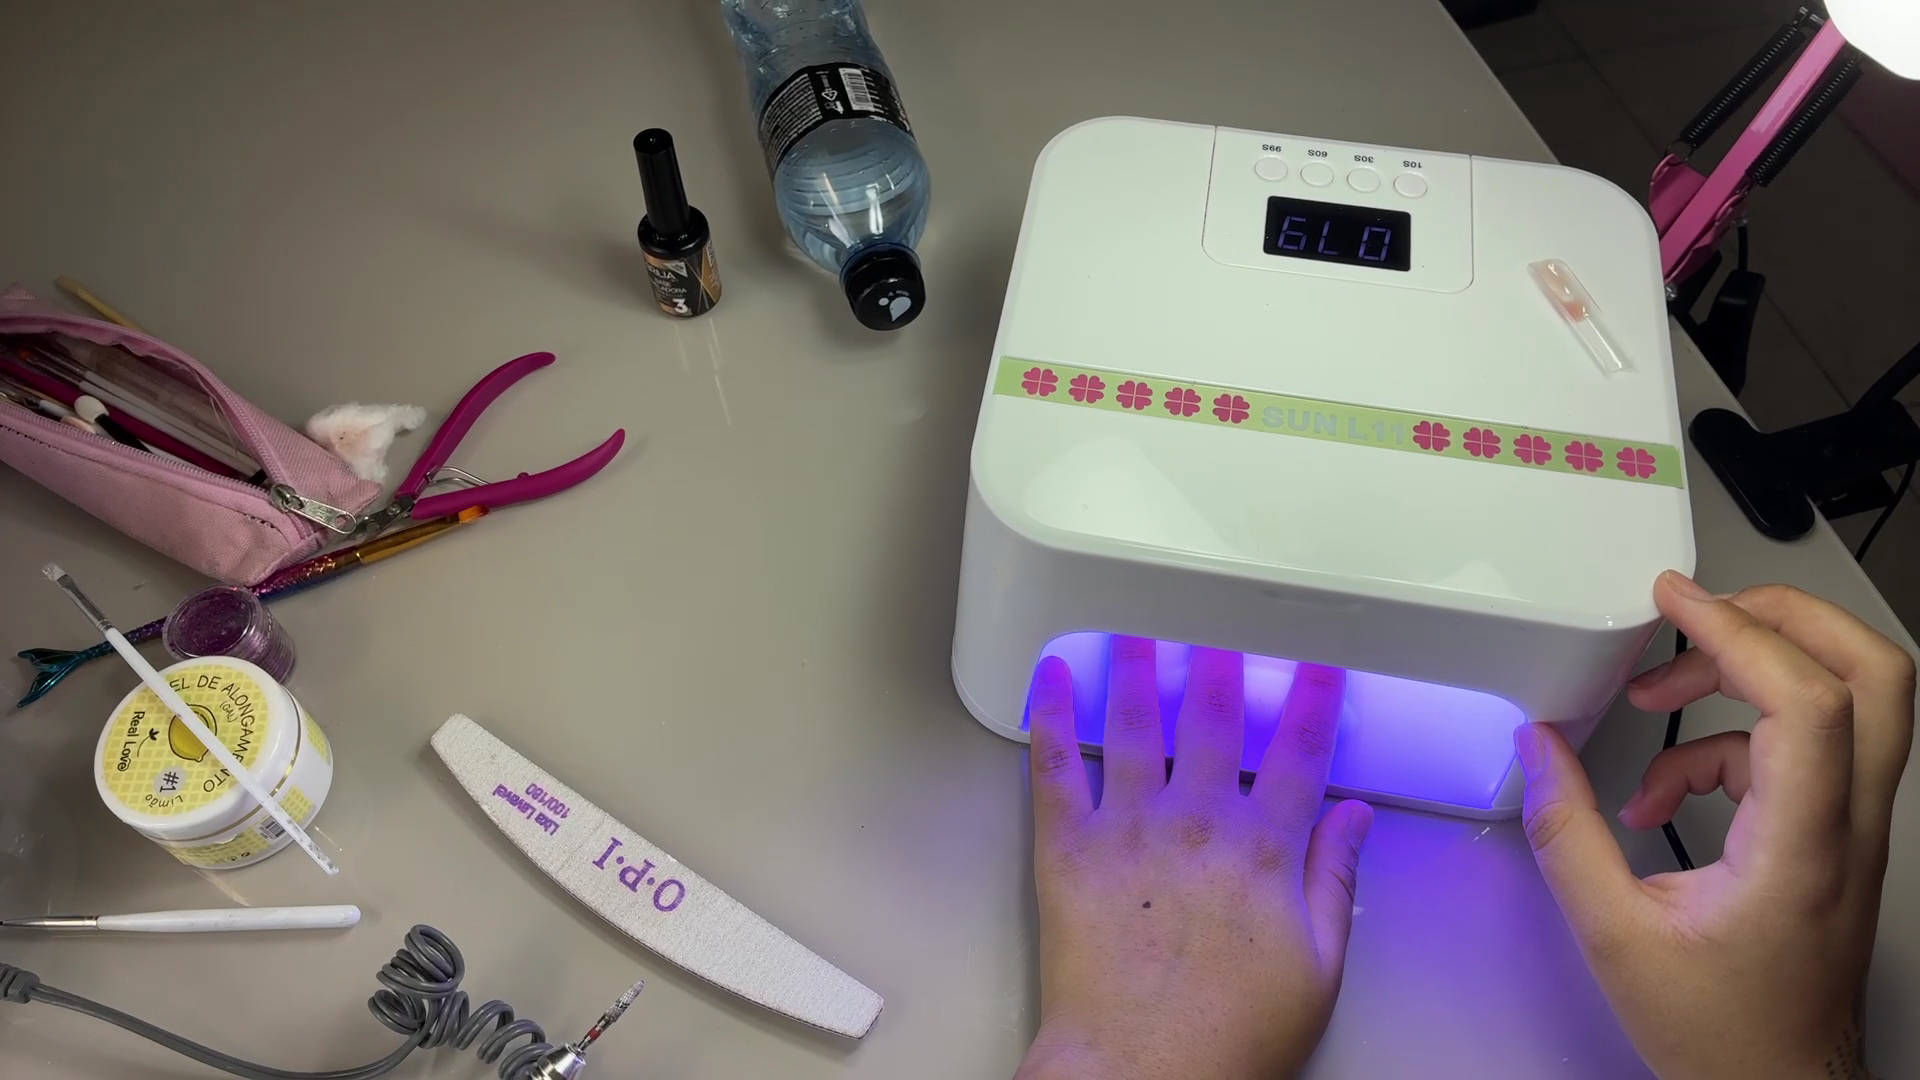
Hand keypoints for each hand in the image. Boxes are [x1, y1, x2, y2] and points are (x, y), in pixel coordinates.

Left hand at [1014, 639, 1373, 1079]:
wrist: (1139, 1068)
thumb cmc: (1236, 1028)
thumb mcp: (1316, 967)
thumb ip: (1333, 879)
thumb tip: (1354, 812)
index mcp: (1261, 847)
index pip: (1298, 756)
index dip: (1312, 704)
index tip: (1318, 664)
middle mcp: (1196, 818)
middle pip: (1213, 721)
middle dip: (1219, 668)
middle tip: (1217, 630)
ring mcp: (1128, 822)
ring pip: (1135, 723)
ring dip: (1137, 669)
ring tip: (1136, 631)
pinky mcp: (1070, 839)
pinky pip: (1056, 763)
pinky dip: (1052, 713)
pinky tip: (1052, 674)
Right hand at [1516, 573, 1914, 1079]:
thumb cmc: (1710, 1024)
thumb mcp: (1607, 921)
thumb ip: (1562, 822)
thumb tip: (1536, 742)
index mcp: (1799, 847)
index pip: (1804, 705)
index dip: (1738, 632)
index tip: (1670, 598)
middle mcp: (1846, 828)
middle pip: (1877, 681)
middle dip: (1787, 619)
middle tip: (1695, 606)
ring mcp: (1846, 830)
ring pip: (1848, 704)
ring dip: (1744, 673)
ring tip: (1651, 693)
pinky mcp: (1826, 835)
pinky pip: (1792, 752)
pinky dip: (1718, 742)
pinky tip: (1657, 787)